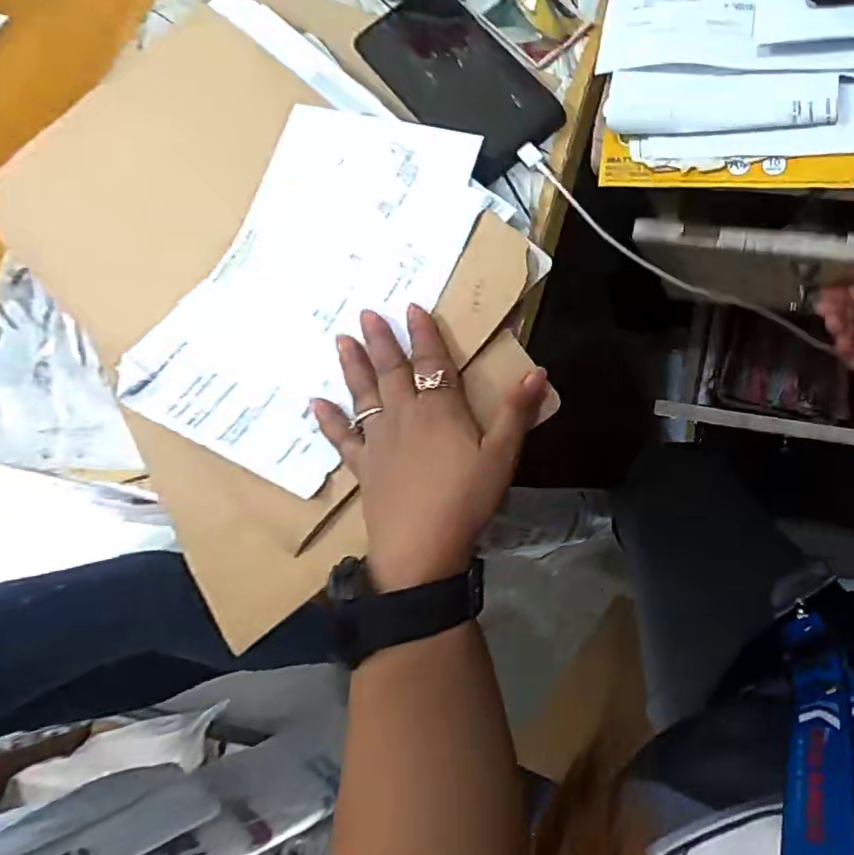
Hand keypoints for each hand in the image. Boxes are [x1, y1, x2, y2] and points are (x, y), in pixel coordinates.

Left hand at [311, 305, 548, 590]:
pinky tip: (315, 403)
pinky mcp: (364, 467)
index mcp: (440, 410)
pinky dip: (328, 419)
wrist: (421, 546)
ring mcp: (379, 441)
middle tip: (366, 313)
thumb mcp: (503, 454)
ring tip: (341, 340)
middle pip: (391, 371)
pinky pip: (342, 437)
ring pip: (363, 395)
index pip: (431, 362)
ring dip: (353, 367)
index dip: (423, 334)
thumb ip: (518, 411)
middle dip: (381, 341)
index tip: (411, 307)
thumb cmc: (467, 498)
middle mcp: (404, 416)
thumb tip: (538, 370)